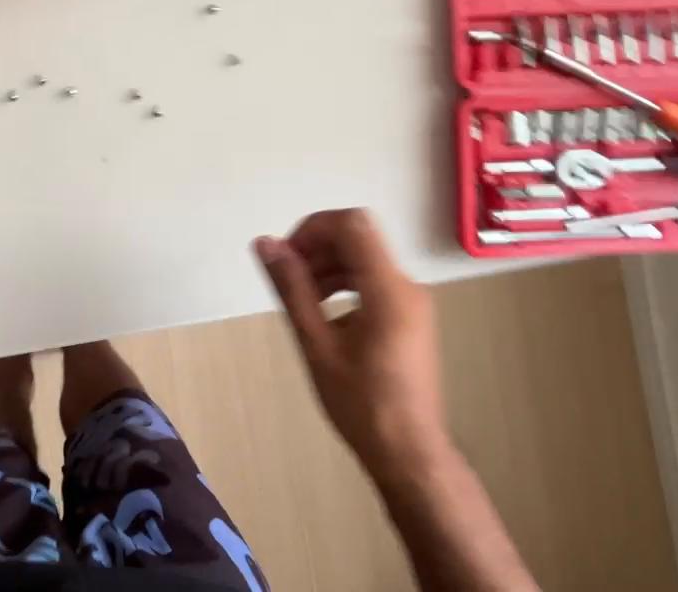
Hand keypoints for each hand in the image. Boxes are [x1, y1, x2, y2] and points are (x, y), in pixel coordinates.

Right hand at [255, 210, 448, 478]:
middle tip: (285, 278)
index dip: (312, 229)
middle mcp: (407, 285)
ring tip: (300, 296)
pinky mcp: (410, 314)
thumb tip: (265, 243)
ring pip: (363, 256)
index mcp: (389, 289)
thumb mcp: (316, 343)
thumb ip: (292, 288)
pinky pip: (373, 278)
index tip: (286, 257)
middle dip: (315, 247)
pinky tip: (323, 310)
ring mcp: (412, 300)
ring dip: (327, 264)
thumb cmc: (360, 403)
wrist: (408, 452)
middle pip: (357, 237)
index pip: (351, 224)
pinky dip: (344, 281)